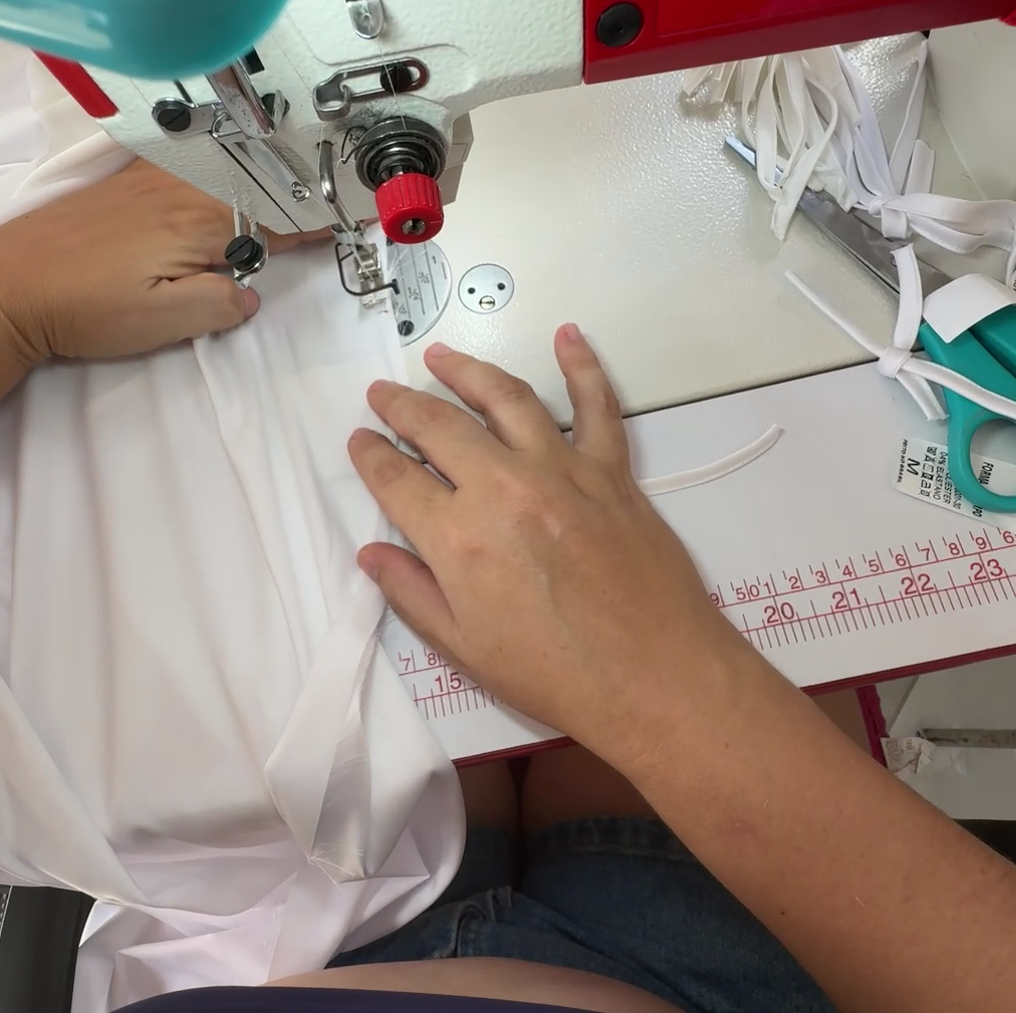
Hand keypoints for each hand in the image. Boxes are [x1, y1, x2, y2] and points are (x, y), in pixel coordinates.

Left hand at [0, 159, 322, 362]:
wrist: (3, 287)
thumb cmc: (84, 308)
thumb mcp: (165, 322)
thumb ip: (220, 304)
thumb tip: (248, 293)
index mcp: (197, 223)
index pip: (273, 223)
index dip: (313, 225)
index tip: (349, 220)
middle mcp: (177, 191)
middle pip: (252, 187)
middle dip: (296, 194)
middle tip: (333, 198)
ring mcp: (148, 182)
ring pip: (222, 172)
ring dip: (261, 178)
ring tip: (293, 182)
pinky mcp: (125, 186)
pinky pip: (190, 168)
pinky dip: (221, 169)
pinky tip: (225, 170)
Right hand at [348, 327, 755, 750]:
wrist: (656, 679)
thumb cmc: (555, 675)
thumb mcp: (464, 648)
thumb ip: (411, 593)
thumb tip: (371, 551)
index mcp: (459, 538)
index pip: (396, 480)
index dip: (369, 456)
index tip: (359, 441)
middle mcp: (504, 488)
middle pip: (439, 426)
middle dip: (401, 405)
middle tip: (382, 393)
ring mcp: (562, 471)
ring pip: (506, 399)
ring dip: (466, 370)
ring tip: (440, 356)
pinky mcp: (612, 470)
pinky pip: (597, 406)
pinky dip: (583, 366)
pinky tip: (569, 336)